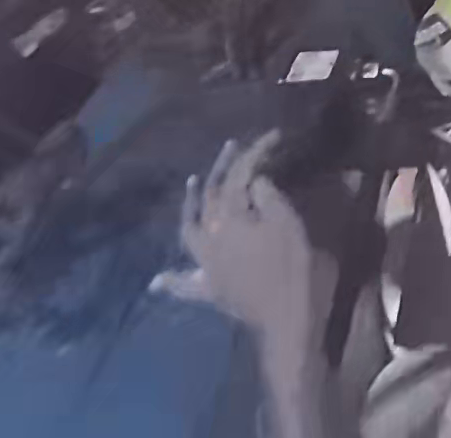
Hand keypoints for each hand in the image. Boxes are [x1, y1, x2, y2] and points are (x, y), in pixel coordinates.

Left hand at [153, 131, 329, 353]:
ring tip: (192, 183)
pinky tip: (157, 281)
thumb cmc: (292, 264)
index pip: (241, 175)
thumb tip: (253, 183)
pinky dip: (172, 281)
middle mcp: (210, 237)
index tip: (273, 135)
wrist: (288, 316)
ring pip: (191, 229)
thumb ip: (267, 197)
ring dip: (191, 205)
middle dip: (224, 167)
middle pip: (213, 195)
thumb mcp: (287, 221)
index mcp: (231, 218)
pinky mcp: (210, 290)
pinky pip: (186, 284)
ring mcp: (206, 265)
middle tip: (234, 144)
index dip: (256, 151)